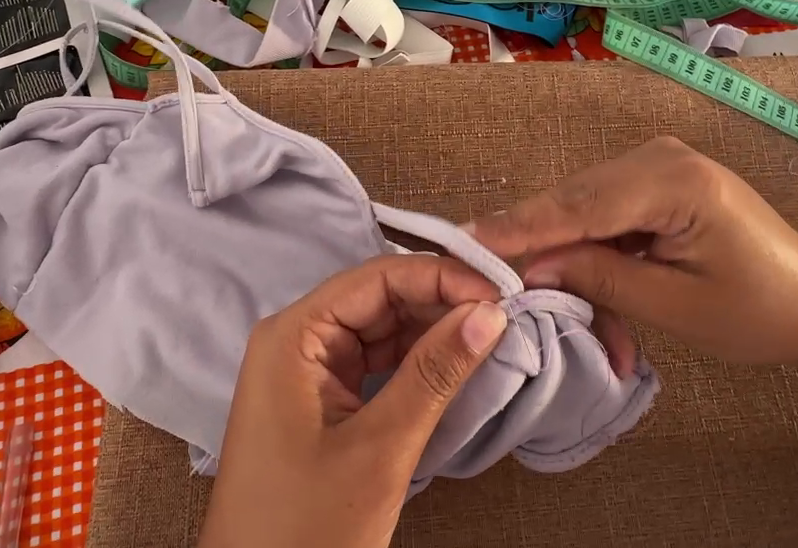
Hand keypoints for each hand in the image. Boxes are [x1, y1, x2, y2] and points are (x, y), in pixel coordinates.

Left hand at [198, 255, 509, 547]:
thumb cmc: (308, 528)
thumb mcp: (379, 448)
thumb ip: (434, 373)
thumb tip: (490, 313)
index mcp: (294, 334)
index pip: (376, 278)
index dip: (439, 275)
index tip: (499, 291)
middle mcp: (297, 339)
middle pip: (379, 299)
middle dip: (440, 302)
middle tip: (503, 314)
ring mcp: (308, 370)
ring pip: (381, 330)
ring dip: (433, 331)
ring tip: (490, 333)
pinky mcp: (321, 401)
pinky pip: (376, 363)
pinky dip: (417, 363)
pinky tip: (456, 362)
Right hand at [468, 136, 797, 372]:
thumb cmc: (756, 312)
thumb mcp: (674, 308)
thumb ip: (600, 278)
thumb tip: (532, 267)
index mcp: (675, 181)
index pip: (580, 204)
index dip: (520, 227)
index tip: (466, 242)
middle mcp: (661, 156)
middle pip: (575, 198)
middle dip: (537, 243)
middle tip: (488, 276)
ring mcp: (659, 162)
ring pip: (584, 204)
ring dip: (566, 251)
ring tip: (545, 297)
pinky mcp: (657, 178)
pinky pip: (605, 209)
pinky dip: (590, 246)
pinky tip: (580, 279)